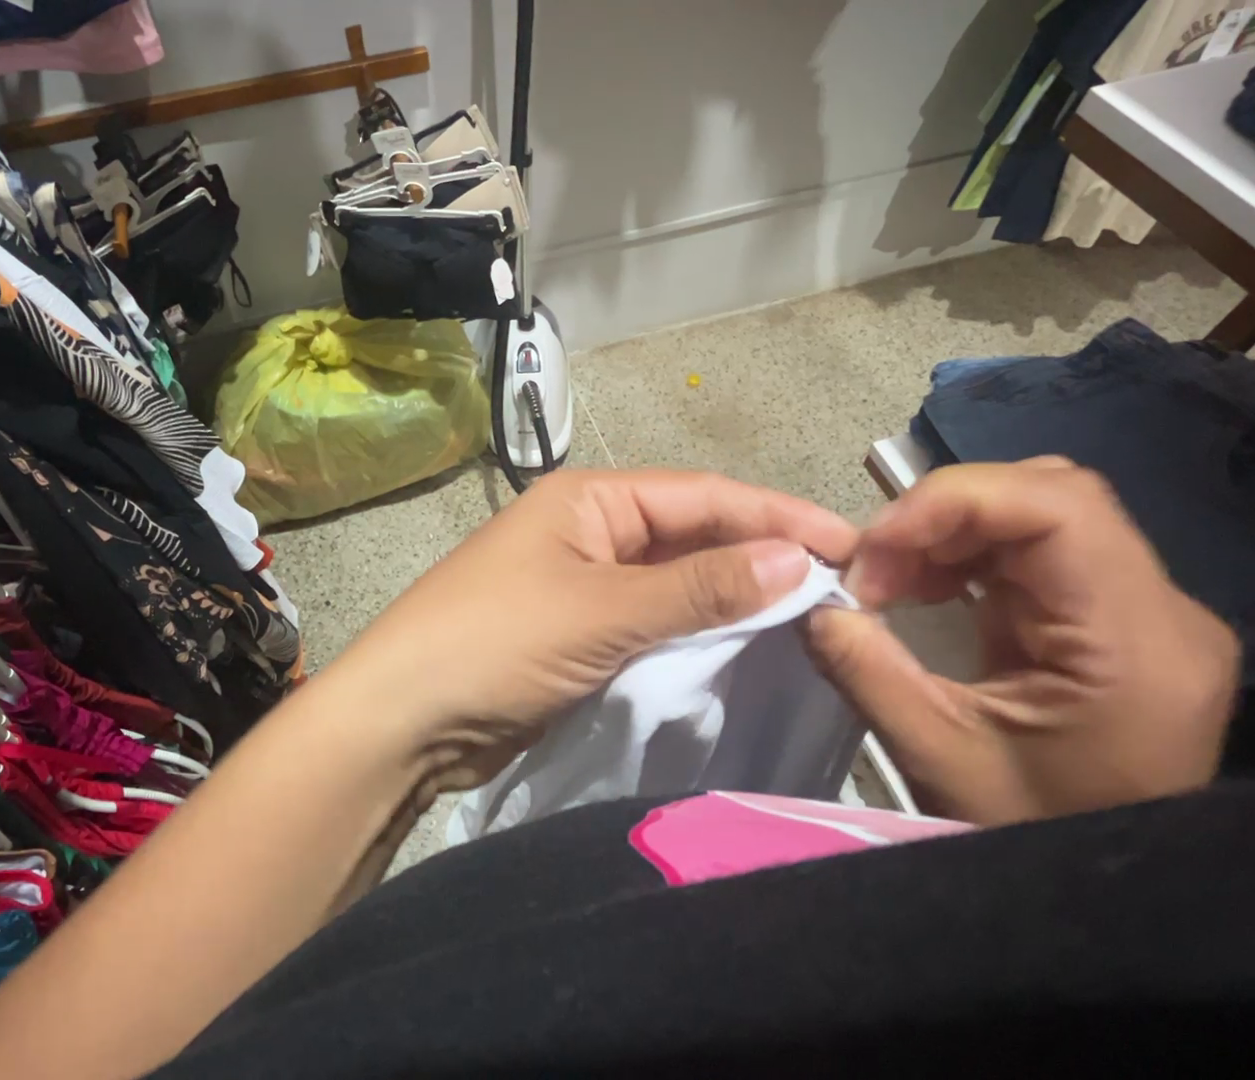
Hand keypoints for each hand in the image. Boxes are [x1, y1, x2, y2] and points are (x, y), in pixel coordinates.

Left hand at [325, 469, 856, 790]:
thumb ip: (699, 588)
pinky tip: (741, 649)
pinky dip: (694, 633)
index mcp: (589, 499)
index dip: (777, 516)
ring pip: (675, 582)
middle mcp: (589, 532)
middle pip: (692, 535)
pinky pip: (652, 624)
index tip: (851, 546)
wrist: (402, 721)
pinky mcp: (579, 636)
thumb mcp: (602, 610)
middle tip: (842, 589)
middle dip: (761, 557)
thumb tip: (796, 560)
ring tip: (809, 618)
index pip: (702, 496)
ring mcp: (583, 585)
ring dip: (732, 598)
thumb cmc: (495, 644)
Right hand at [801, 459, 1237, 825]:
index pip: (1057, 505)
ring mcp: (1143, 612)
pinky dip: (964, 556)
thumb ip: (865, 666)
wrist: (1101, 894)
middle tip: (870, 570)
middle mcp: (1161, 610)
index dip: (950, 501)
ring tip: (886, 583)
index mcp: (1136, 643)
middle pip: (1051, 497)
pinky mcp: (1112, 621)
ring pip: (1041, 515)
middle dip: (940, 516)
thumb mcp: (934, 755)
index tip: (870, 552)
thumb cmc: (1027, 838)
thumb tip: (810, 601)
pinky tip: (921, 591)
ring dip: (946, 533)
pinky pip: (1036, 554)